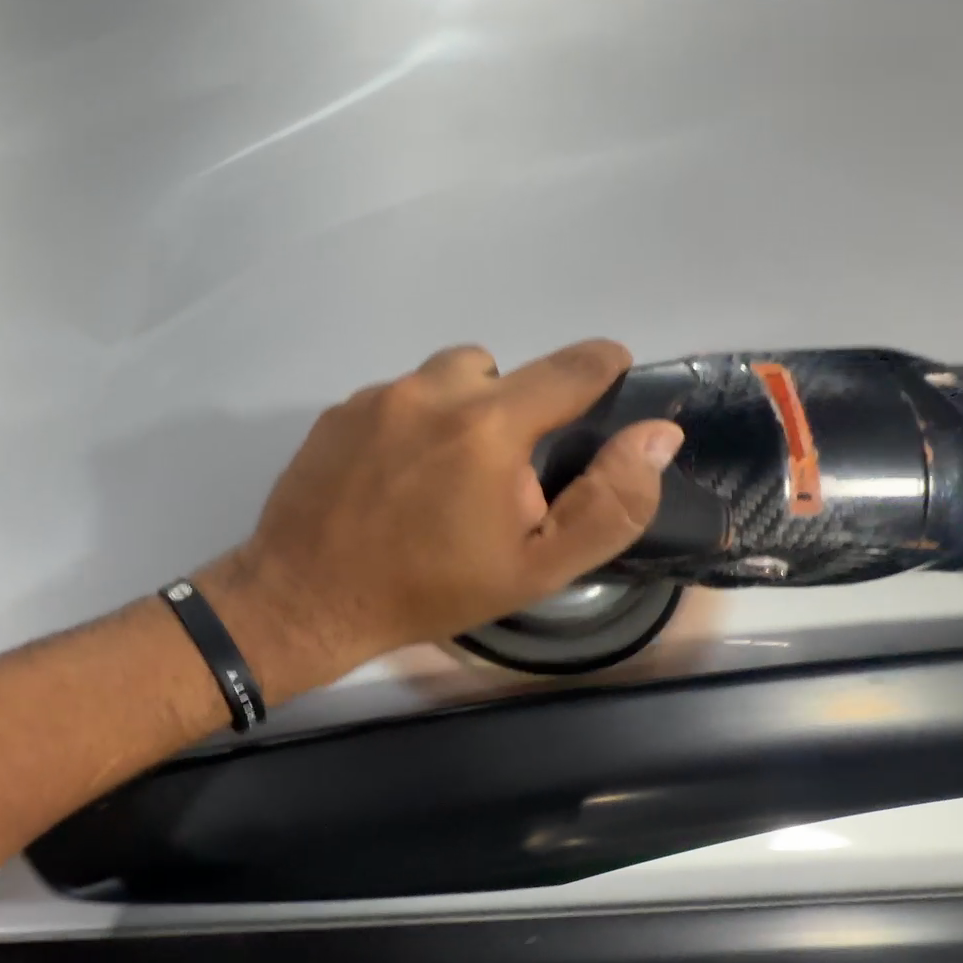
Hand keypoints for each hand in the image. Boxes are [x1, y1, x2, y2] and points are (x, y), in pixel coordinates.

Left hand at [200, 338, 683, 696]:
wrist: (307, 597)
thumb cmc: (425, 590)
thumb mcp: (536, 567)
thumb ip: (610, 501)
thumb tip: (656, 435)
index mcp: (487, 425)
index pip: (573, 365)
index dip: (602, 373)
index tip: (604, 394)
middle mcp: (427, 393)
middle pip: (494, 368)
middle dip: (508, 407)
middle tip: (491, 471)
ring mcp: (371, 400)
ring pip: (435, 381)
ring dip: (451, 413)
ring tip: (434, 477)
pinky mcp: (332, 415)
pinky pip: (388, 400)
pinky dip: (402, 425)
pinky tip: (386, 478)